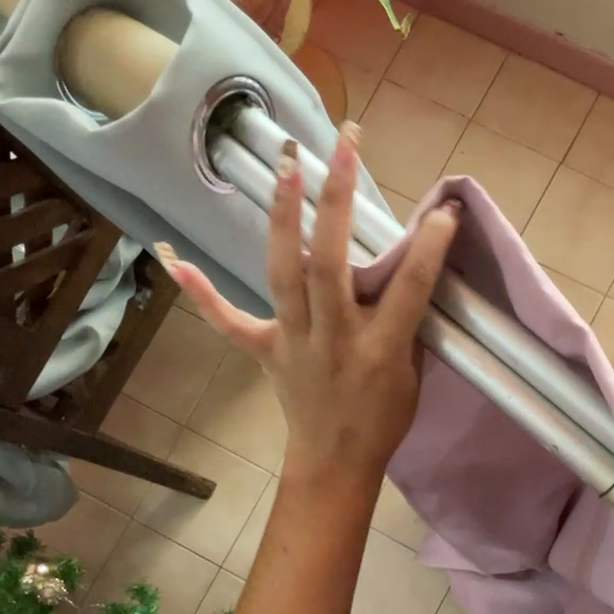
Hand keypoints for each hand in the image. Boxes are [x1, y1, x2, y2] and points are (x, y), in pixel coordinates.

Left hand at [163, 122, 460, 492]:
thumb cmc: (382, 421)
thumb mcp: (410, 374)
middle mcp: (334, 340)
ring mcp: (293, 343)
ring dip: (283, 217)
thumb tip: (406, 270)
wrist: (336, 464)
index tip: (442, 209)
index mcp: (380, 351)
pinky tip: (171, 257)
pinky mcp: (265, 350)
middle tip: (343, 149)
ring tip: (287, 165)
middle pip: (330, 266)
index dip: (427, 247)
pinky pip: (227, 322)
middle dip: (337, 204)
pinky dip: (199, 292)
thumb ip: (406, 323)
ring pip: (284, 275)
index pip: (409, 288)